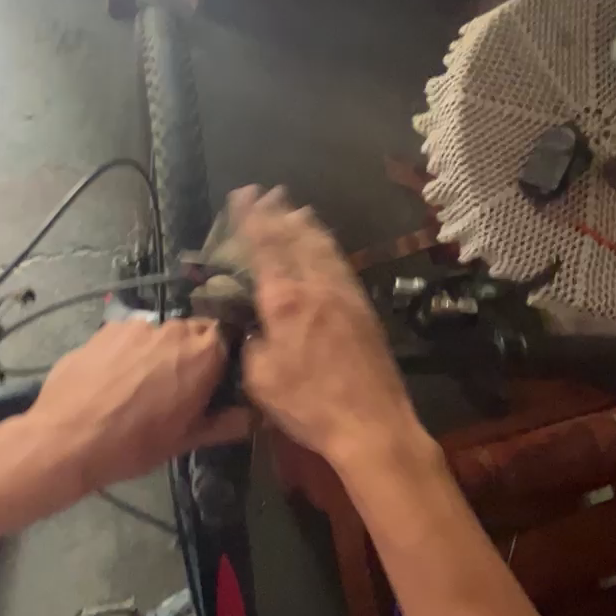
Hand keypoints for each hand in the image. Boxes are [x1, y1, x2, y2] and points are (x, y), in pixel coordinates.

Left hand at [25, 319, 250, 491]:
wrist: (66, 440)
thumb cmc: (135, 444)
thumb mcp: (185, 441)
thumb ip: (225, 424)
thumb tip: (254, 417)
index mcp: (205, 354)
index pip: (228, 337)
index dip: (222, 356)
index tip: (214, 377)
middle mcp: (176, 329)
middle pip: (194, 333)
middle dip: (190, 353)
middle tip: (176, 386)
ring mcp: (140, 325)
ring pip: (160, 334)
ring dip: (158, 352)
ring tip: (139, 384)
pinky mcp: (108, 327)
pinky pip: (130, 336)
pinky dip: (128, 351)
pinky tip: (113, 378)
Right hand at [231, 186, 422, 464]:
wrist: (372, 423)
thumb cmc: (310, 405)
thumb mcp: (261, 379)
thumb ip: (251, 343)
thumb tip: (250, 325)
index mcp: (285, 301)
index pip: (264, 248)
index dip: (251, 219)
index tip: (242, 196)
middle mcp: (316, 287)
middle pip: (295, 239)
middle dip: (278, 213)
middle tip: (266, 192)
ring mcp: (344, 294)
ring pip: (322, 247)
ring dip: (305, 225)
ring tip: (294, 208)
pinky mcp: (363, 307)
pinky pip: (340, 264)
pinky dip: (327, 246)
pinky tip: (324, 245)